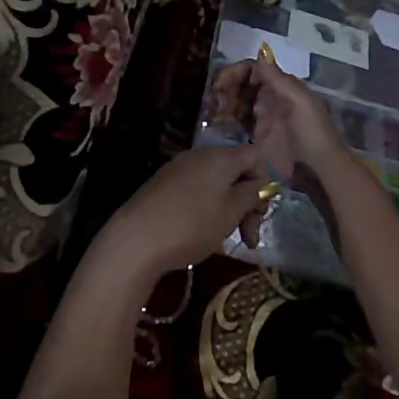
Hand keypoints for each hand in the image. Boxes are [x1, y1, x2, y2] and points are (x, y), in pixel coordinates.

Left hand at [90, 145, 268, 282]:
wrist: (135, 240)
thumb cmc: (191, 225)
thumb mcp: (230, 213)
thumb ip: (251, 194)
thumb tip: (259, 183)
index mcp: (219, 158)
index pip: (254, 156)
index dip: (263, 182)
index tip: (260, 212)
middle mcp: (197, 157)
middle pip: (234, 172)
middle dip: (247, 203)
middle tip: (248, 238)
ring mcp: (176, 170)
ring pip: (214, 185)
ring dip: (227, 210)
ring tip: (224, 241)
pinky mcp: (161, 186)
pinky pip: (194, 193)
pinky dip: (205, 211)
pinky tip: (201, 236)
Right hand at [213, 56, 345, 175]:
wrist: (318, 171)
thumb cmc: (312, 134)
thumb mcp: (300, 103)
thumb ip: (279, 80)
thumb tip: (261, 51)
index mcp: (281, 87)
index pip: (253, 70)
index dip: (235, 72)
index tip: (220, 83)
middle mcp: (270, 98)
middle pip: (241, 85)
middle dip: (225, 88)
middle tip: (214, 101)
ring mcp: (262, 118)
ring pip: (236, 102)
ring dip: (222, 102)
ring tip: (213, 113)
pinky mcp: (256, 137)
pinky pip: (236, 122)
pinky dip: (224, 119)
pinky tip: (216, 123)